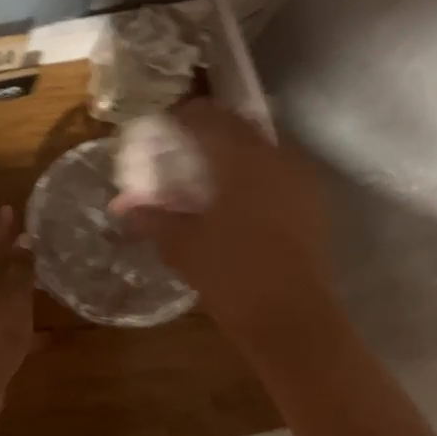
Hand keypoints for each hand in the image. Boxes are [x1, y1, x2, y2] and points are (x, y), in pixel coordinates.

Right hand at [112, 99, 331, 336]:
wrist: (292, 319)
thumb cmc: (231, 275)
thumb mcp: (181, 245)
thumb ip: (152, 217)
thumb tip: (123, 206)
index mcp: (240, 159)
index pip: (205, 117)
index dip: (179, 117)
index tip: (159, 129)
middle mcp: (276, 157)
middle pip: (236, 127)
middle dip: (206, 133)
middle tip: (179, 152)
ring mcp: (301, 179)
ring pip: (260, 149)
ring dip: (232, 154)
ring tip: (205, 179)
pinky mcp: (313, 203)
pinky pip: (277, 173)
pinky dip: (253, 176)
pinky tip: (235, 203)